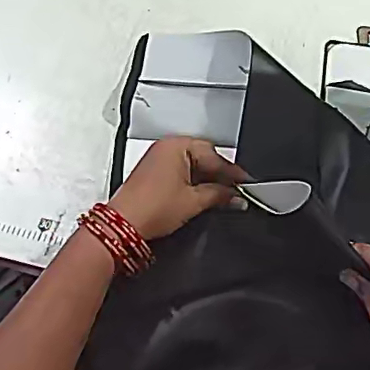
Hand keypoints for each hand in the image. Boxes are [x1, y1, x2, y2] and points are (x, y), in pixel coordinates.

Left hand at [106, 136, 249, 240]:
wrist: (124, 224)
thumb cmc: (149, 208)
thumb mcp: (194, 201)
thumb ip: (219, 194)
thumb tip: (235, 195)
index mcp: (177, 145)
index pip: (214, 155)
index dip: (232, 172)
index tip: (246, 184)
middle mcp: (166, 147)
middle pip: (204, 157)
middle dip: (220, 175)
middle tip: (236, 192)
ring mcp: (159, 159)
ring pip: (193, 165)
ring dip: (207, 180)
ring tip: (222, 197)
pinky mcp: (155, 172)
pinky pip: (181, 171)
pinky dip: (194, 183)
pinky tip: (204, 196)